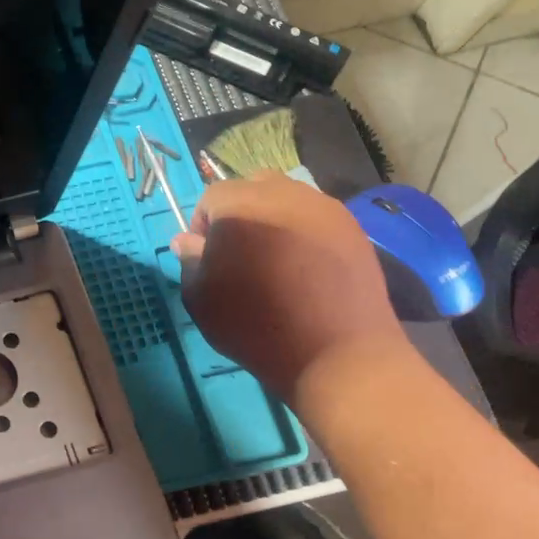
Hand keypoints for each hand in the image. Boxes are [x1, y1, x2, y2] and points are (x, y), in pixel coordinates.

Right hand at [170, 171, 406, 402]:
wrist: (332, 350)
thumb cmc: (253, 324)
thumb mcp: (201, 299)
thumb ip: (190, 261)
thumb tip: (186, 240)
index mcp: (240, 206)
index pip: (211, 197)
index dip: (202, 226)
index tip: (205, 258)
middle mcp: (284, 194)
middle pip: (253, 187)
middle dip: (240, 213)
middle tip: (238, 254)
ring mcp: (324, 208)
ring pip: (288, 199)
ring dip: (273, 220)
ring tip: (273, 263)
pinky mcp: (351, 228)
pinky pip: (316, 219)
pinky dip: (302, 235)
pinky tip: (303, 270)